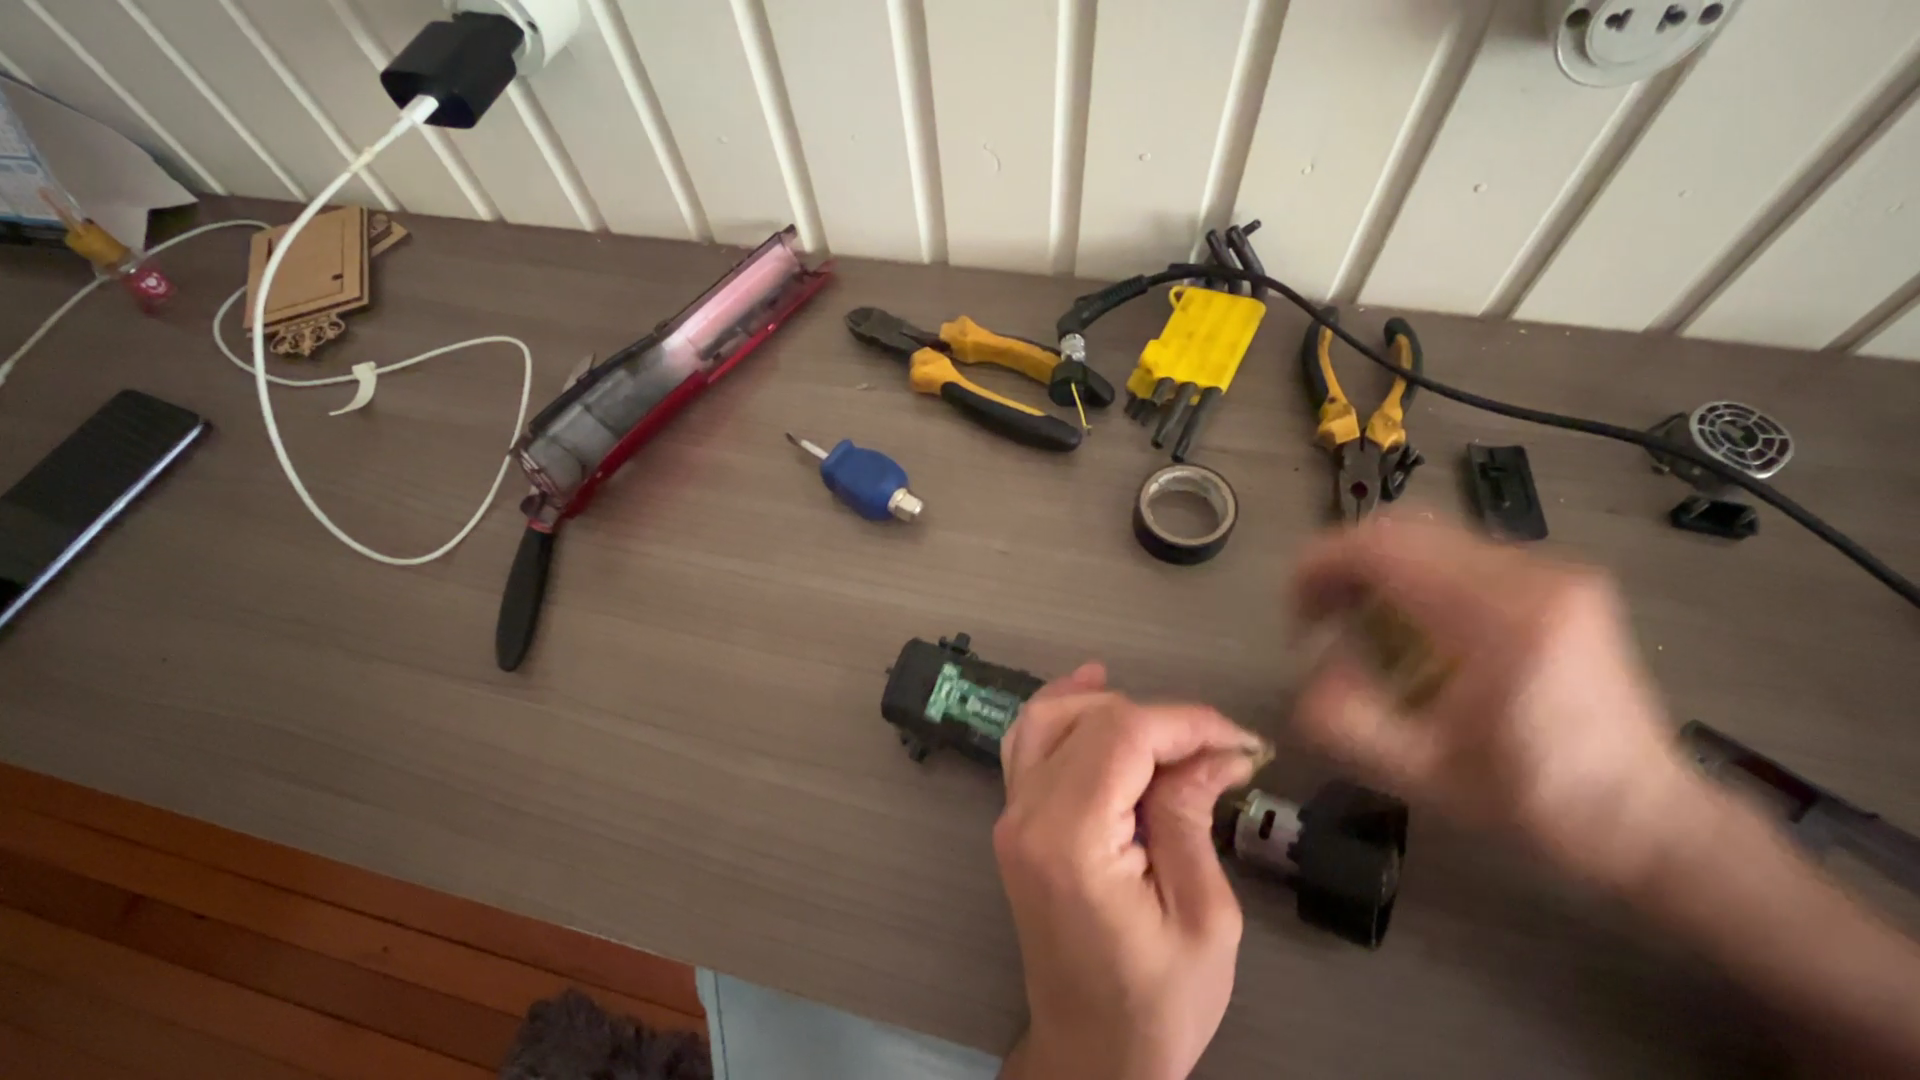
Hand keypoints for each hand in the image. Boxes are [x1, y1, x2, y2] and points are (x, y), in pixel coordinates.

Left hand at [994, 664, 1268, 1079]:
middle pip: (1087, 720)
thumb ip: (1193, 818)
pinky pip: (1030, 745)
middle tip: (1218, 750)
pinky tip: (1095, 691)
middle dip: (1159, 718)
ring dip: (1107, 705)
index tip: (1240, 743)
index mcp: (1070, 841)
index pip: (1122, 735)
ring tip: (1169, 721)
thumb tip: (1215, 750)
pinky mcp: (1016, 824)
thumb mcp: (1204, 918)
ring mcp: (1011, 817)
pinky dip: (1064, 713)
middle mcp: (1026, 816)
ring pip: (1046, 718)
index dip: (1186, 723)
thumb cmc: (1158, 1004)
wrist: (1093, 1055)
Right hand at [1290, 518, 1701, 890]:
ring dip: (1378, 570)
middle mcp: (1532, 575)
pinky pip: (1461, 551)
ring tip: (1364, 626)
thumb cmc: (1532, 802)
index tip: (1300, 615)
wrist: (1646, 816)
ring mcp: (1553, 570)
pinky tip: (1415, 627)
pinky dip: (1415, 576)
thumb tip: (1314, 667)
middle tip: (1324, 620)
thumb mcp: (1420, 777)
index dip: (1320, 566)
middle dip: (1343, 566)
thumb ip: (1344, 720)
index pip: (1383, 546)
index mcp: (1500, 619)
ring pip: (1429, 535)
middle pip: (1402, 529)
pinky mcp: (1561, 578)